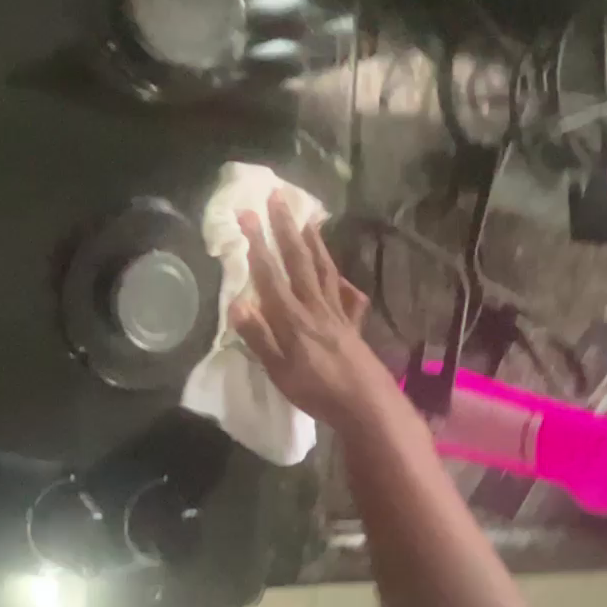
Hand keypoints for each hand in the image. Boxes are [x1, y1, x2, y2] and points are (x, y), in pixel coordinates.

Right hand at [231, 190, 392, 430]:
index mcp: (291, 317)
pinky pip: (347, 296)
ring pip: (323, 270)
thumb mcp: (278, 370)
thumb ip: (258, 336)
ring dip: (313, 242)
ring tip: (306, 219)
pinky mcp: (352, 325)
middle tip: (278, 198)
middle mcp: (314, 306)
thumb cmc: (317, 391)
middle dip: (285, 228)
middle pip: (298, 261)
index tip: (247, 214)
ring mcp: (336, 313)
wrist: (369, 408)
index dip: (257, 243)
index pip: (269, 273)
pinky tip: (342, 277)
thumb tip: (236, 302)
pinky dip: (342, 282)